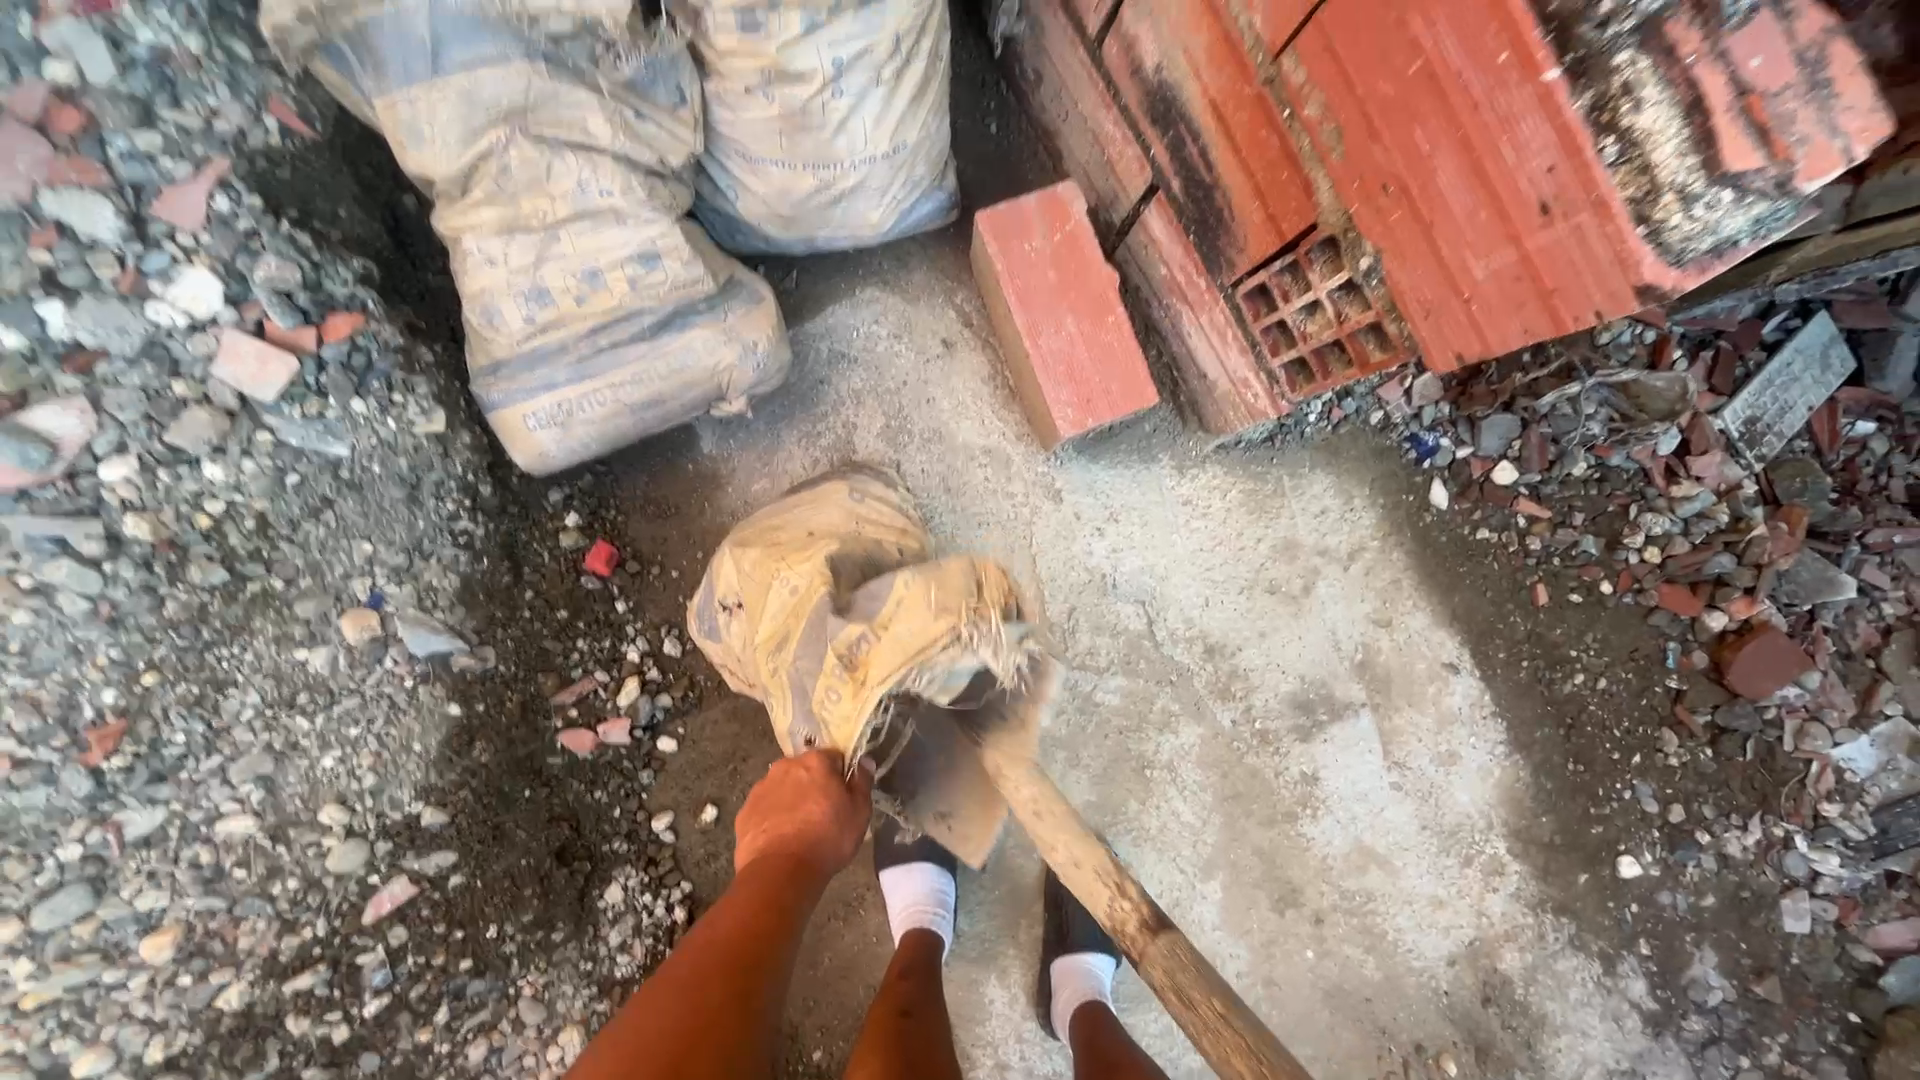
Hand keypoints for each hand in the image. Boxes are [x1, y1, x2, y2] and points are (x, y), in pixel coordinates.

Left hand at [733, 750, 874, 881]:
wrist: (780, 871)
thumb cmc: (827, 839)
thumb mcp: (859, 813)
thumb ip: (862, 783)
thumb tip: (865, 761)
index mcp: (815, 761)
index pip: (833, 757)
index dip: (840, 776)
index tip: (843, 796)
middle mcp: (785, 766)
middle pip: (804, 770)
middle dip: (813, 785)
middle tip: (822, 813)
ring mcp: (761, 788)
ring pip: (782, 788)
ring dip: (790, 800)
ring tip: (799, 829)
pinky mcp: (744, 812)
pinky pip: (764, 808)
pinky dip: (772, 817)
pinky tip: (780, 839)